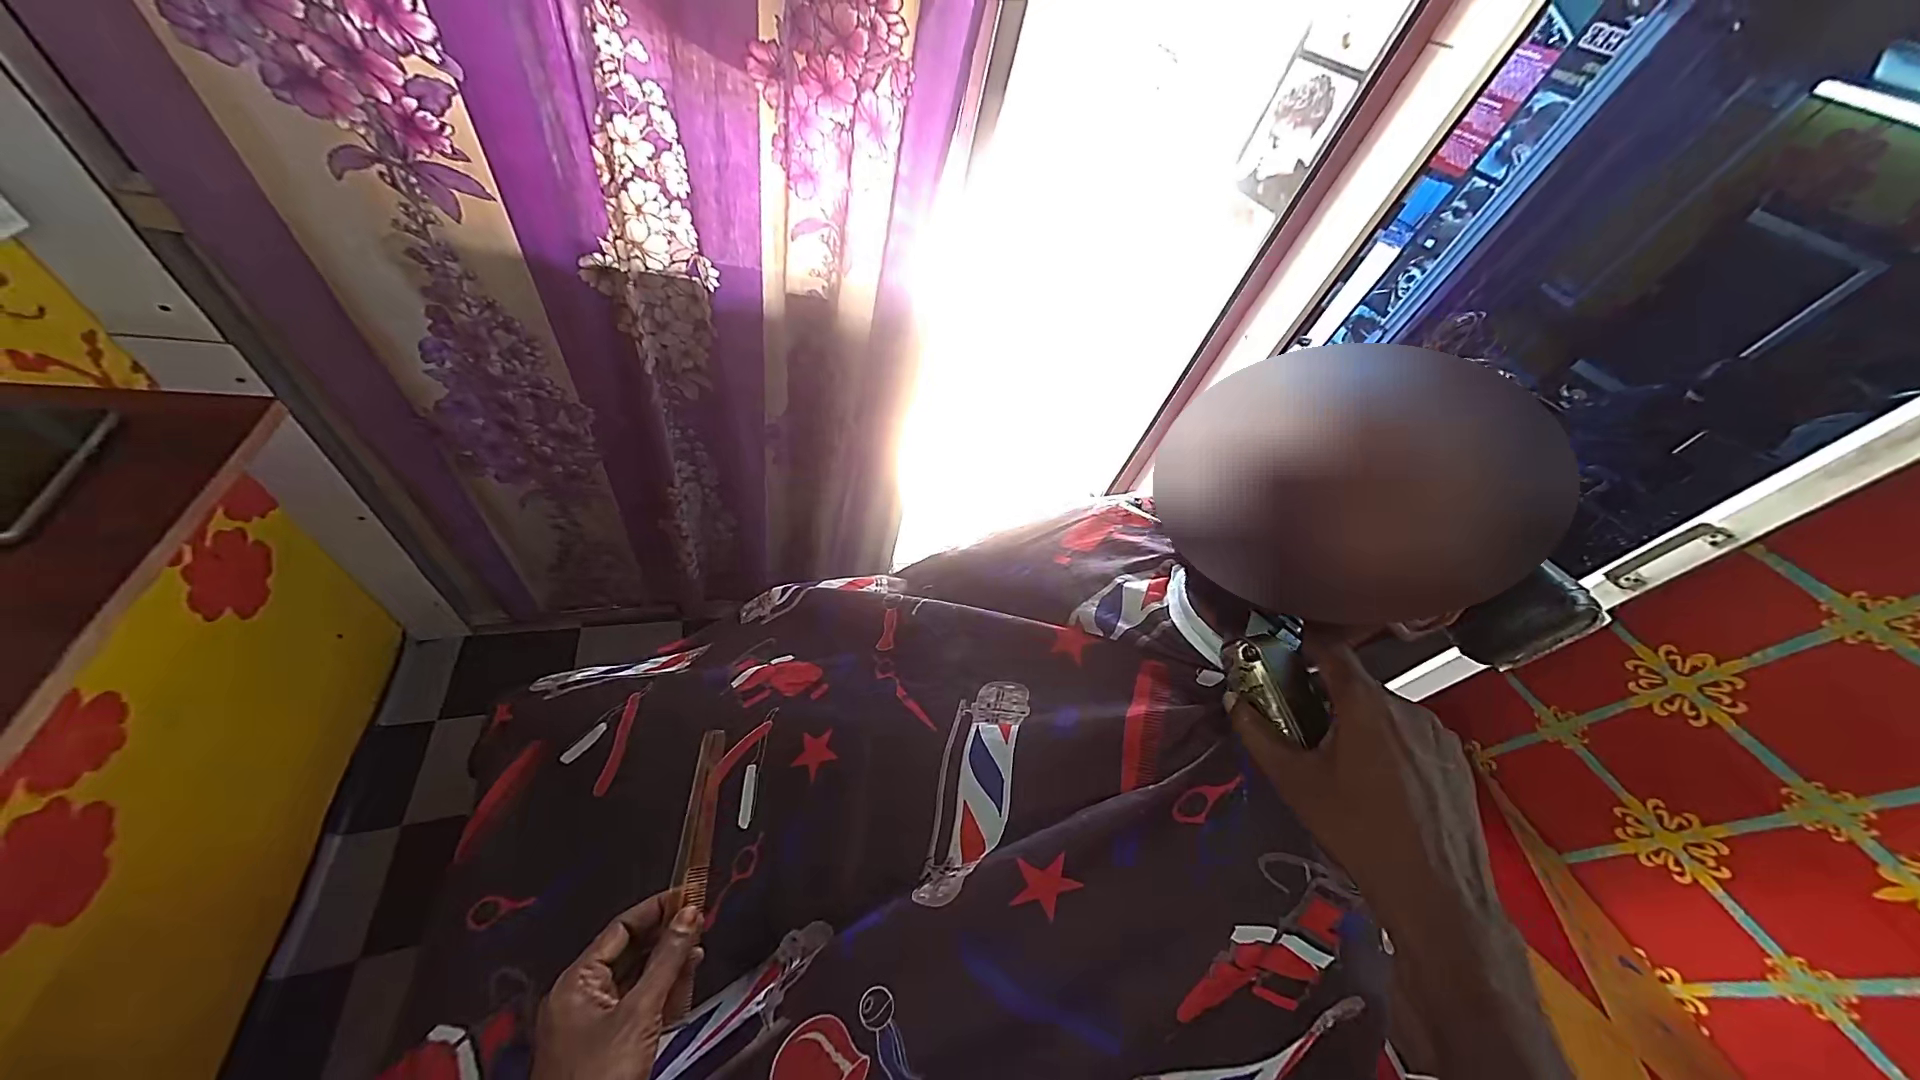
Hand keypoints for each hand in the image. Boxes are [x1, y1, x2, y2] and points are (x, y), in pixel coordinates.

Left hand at [533, 890, 703, 1079]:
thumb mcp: (640, 1010)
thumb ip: (667, 959)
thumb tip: (686, 918)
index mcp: (576, 983)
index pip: (622, 927)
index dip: (657, 908)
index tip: (685, 895)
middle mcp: (579, 999)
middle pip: (631, 950)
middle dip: (666, 937)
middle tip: (696, 921)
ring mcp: (592, 1022)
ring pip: (637, 977)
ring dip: (668, 964)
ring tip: (695, 951)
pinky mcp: (607, 1042)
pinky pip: (637, 1002)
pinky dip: (662, 991)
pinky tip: (682, 985)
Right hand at [1229, 627, 1498, 929]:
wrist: (1435, 893)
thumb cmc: (1356, 832)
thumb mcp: (1294, 781)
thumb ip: (1257, 733)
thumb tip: (1234, 701)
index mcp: (1366, 706)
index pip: (1332, 651)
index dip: (1305, 645)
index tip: (1285, 655)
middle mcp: (1407, 709)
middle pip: (1356, 685)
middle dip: (1326, 697)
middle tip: (1304, 727)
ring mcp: (1438, 733)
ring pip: (1385, 711)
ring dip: (1359, 722)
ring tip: (1342, 762)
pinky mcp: (1457, 758)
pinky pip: (1412, 734)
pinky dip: (1390, 742)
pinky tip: (1381, 782)